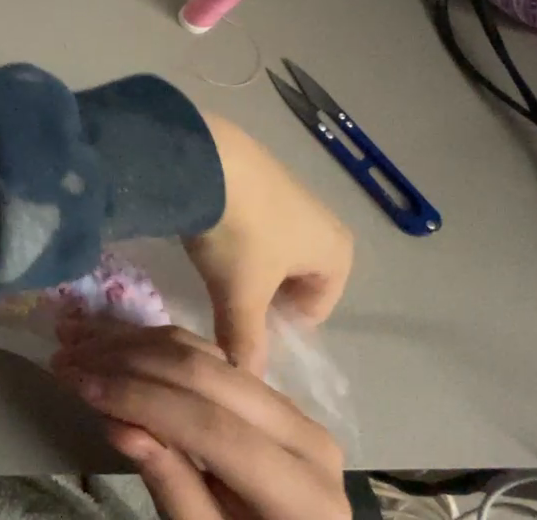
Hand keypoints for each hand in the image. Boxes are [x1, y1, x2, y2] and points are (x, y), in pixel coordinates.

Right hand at [53, 325, 350, 519]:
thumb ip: (174, 489)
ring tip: (72, 339)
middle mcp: (304, 434)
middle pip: (204, 376)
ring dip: (128, 341)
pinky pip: (203, 350)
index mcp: (302, 491)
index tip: (76, 384)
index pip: (210, 426)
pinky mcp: (264, 390)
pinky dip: (148, 341)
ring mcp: (287, 405)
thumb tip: (119, 426)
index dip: (139, 399)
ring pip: (200, 352)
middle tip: (64, 357)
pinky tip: (106, 335)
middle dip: (125, 360)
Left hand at [185, 114, 353, 374]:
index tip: (242, 321)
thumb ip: (245, 337)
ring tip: (208, 259)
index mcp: (336, 252)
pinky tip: (199, 226)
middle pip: (290, 275)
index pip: (314, 308)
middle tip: (223, 291)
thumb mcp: (240, 291)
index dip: (277, 323)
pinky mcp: (249, 167)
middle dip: (258, 289)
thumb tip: (245, 378)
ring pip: (265, 243)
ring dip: (239, 256)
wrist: (203, 157)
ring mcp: (285, 188)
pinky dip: (225, 225)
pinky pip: (243, 212)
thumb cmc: (238, 231)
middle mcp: (321, 219)